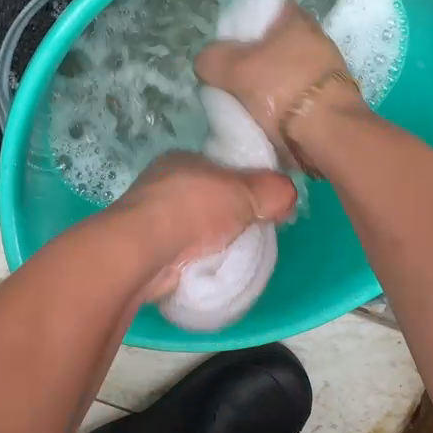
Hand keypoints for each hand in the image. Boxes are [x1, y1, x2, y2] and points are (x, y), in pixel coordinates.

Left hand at [107, 151, 296, 300]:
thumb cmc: (193, 209)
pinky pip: (182, 255)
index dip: (243, 186)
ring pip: (194, 230)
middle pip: (208, 201)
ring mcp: (151, 220)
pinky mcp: (147, 252)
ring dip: (211, 243)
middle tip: (252, 236)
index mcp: (182, 161)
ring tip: (234, 258)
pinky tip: (209, 271)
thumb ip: (271, 190)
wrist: (144, 252)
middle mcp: (163, 186)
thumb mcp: (244, 191)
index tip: (262, 207)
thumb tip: (288, 195)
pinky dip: (196, 262)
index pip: (220, 169)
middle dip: (228, 218)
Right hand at [195, 2, 368, 164]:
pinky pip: (291, 97)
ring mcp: (324, 71)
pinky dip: (277, 106)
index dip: (239, 23)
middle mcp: (315, 38)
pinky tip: (262, 118)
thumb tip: (207, 63)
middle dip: (248, 61)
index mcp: (296, 19)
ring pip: (280, 73)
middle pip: (269, 44)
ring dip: (262, 87)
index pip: (262, 9)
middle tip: (226, 78)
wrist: (328, 135)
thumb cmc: (282, 89)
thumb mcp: (232, 68)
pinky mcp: (328, 100)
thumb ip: (211, 59)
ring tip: (241, 104)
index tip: (223, 46)